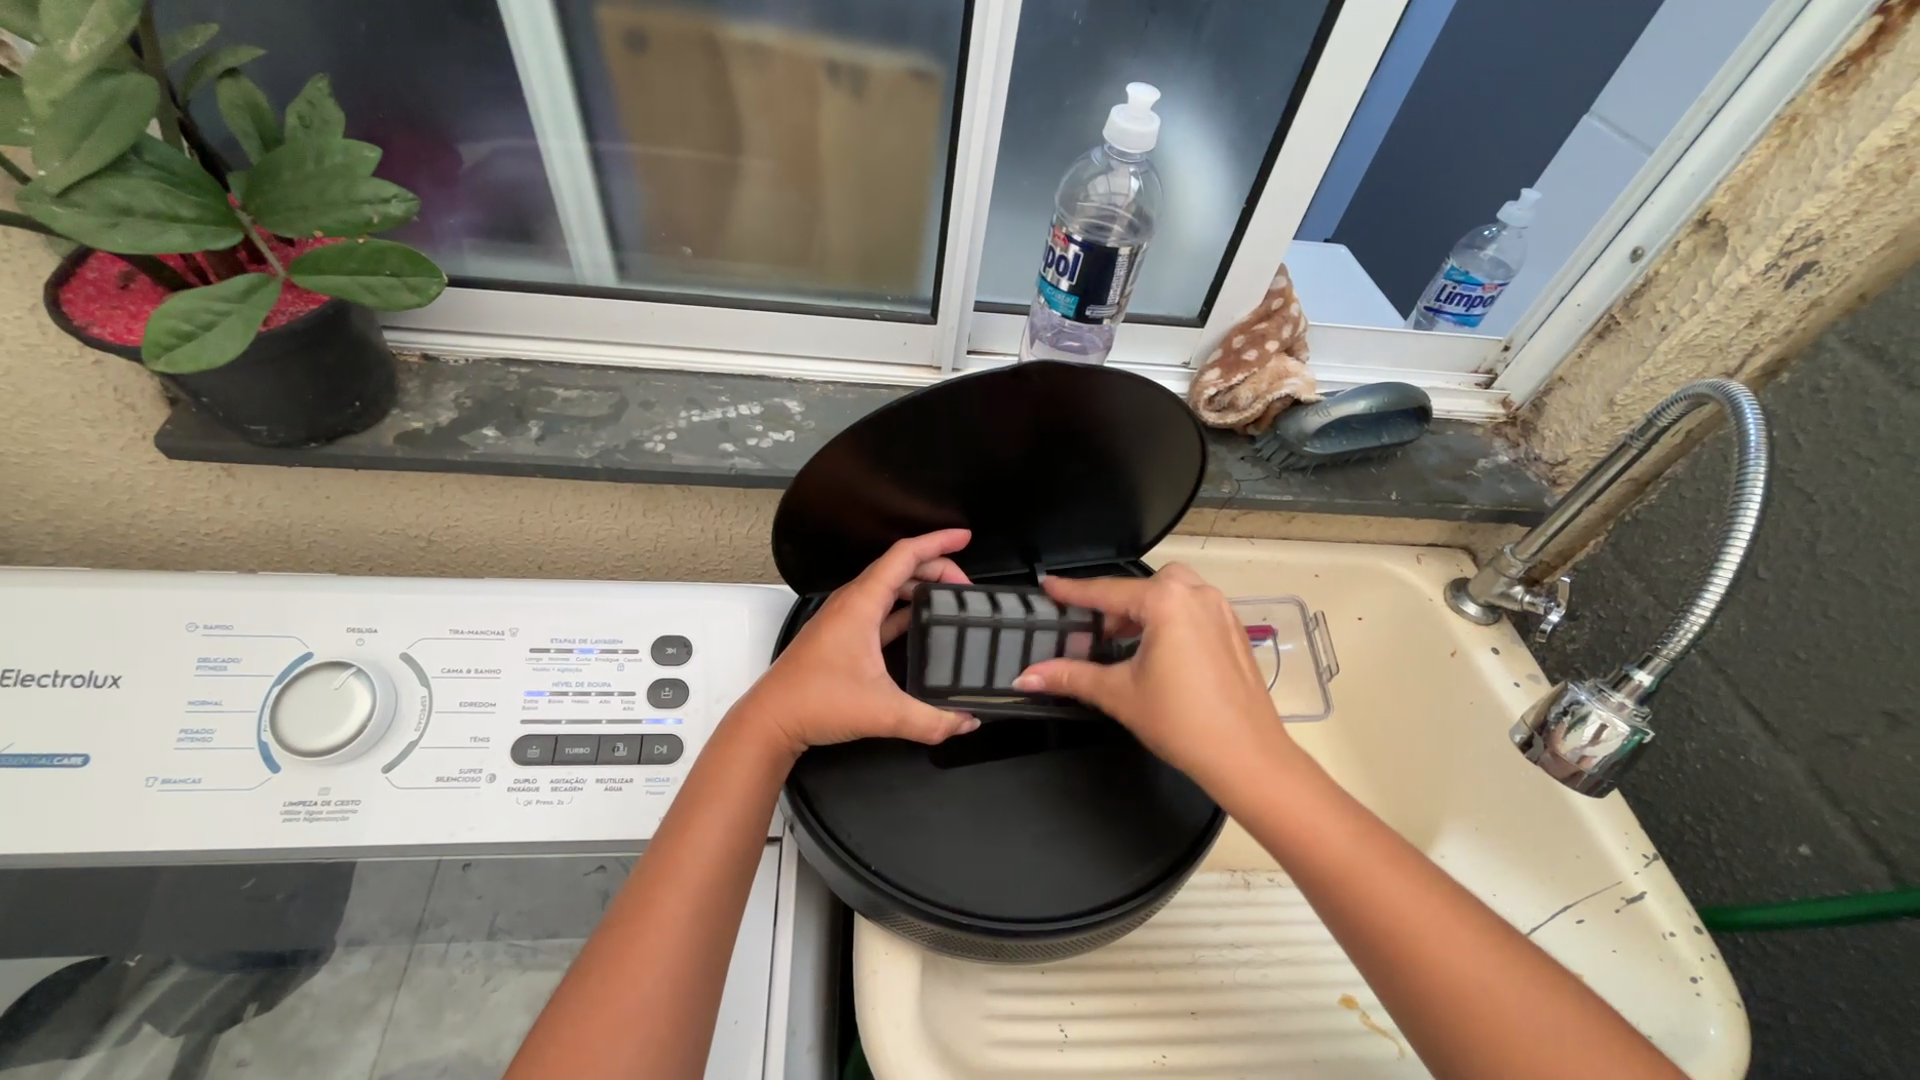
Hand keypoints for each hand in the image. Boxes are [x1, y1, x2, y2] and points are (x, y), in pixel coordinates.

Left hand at [734, 530, 980, 757]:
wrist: (771, 720)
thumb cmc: (812, 703)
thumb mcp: (882, 712)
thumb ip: (930, 720)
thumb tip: (965, 722)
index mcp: (860, 604)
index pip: (905, 556)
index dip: (938, 542)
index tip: (964, 537)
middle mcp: (852, 603)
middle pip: (900, 567)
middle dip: (937, 567)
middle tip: (967, 585)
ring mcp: (845, 618)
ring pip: (889, 587)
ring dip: (921, 586)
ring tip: (950, 598)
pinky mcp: (842, 635)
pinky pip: (880, 608)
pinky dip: (904, 607)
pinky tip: (921, 623)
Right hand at [1013, 564, 1291, 786]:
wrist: (1247, 756)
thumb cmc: (1182, 722)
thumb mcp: (1118, 694)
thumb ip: (1070, 676)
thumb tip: (1025, 676)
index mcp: (1167, 602)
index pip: (1107, 591)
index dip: (1072, 591)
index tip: (1048, 586)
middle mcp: (1197, 595)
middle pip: (1140, 588)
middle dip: (1113, 607)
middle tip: (1092, 635)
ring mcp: (1221, 611)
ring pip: (1169, 595)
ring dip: (1142, 612)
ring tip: (1122, 645)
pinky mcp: (1233, 630)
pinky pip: (1192, 609)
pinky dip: (1167, 620)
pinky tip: (1156, 653)